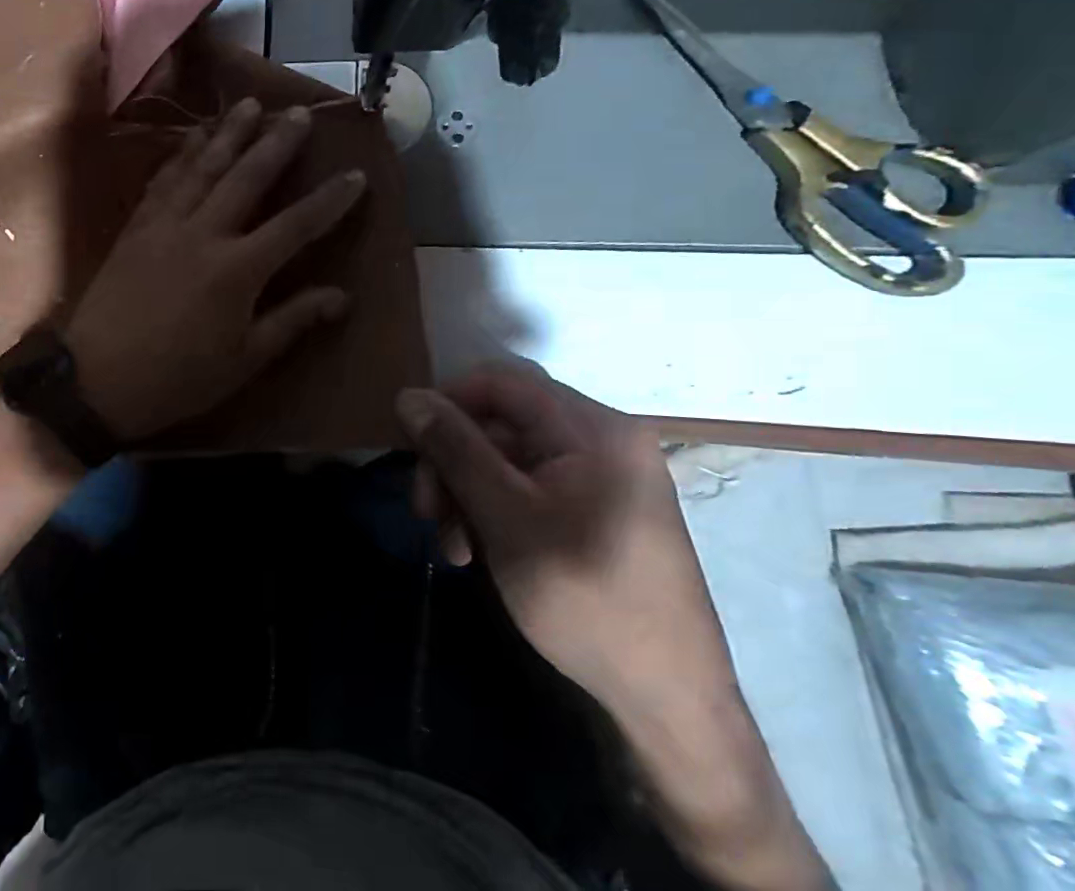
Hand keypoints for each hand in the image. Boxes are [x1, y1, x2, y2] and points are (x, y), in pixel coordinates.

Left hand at [65, 97, 364, 439]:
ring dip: (229, 133)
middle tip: (298, 112)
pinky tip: (193, 138)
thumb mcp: (245, 358)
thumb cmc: (181, 378)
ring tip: (249, 104)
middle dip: (276, 143)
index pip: (295, 226)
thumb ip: (293, 319)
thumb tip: (342, 297)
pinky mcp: (136, 229)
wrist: (97, 381)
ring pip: (202, 168)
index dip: (329, 201)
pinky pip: (164, 181)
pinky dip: (182, 155)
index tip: (357, 176)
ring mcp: (165, 226)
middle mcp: (204, 234)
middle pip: (247, 178)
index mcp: (237, 270)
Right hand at [396, 362, 728, 697]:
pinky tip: (481, 554)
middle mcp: (604, 438)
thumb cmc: (584, 600)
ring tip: (455, 551)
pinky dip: (499, 512)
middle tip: (427, 516)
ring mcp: (606, 474)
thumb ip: (456, 451)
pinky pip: (535, 488)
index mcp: (594, 428)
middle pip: (505, 422)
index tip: (411, 449)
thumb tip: (408, 396)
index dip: (448, 404)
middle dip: (456, 463)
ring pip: (513, 459)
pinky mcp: (601, 507)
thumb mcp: (506, 519)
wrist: (666, 693)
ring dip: (472, 494)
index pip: (503, 382)